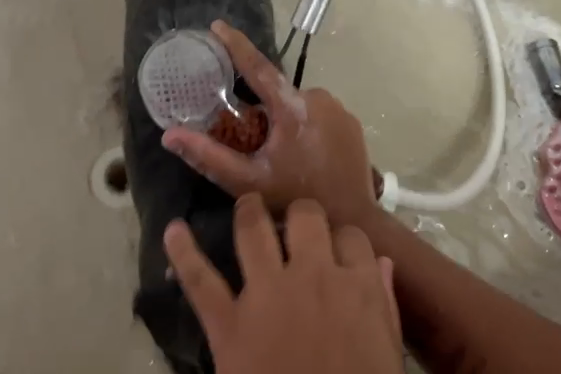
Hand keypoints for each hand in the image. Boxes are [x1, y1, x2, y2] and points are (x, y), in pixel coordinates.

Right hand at [163, 21, 381, 228]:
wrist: (353, 223)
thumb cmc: (295, 200)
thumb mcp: (246, 182)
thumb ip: (207, 156)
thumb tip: (170, 136)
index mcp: (291, 107)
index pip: (257, 66)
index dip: (235, 44)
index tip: (217, 26)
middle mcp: (318, 98)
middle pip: (277, 92)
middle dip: (262, 109)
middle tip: (252, 140)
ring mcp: (339, 109)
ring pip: (298, 104)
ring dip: (285, 120)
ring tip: (281, 157)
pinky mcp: (352, 122)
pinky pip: (319, 114)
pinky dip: (306, 127)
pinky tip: (304, 156)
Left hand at [165, 195, 402, 373]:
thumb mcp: (388, 355)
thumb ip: (383, 307)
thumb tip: (379, 264)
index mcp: (356, 288)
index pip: (352, 238)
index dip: (343, 240)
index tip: (338, 248)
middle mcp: (312, 275)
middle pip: (306, 217)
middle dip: (302, 215)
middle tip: (296, 224)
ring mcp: (266, 294)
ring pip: (254, 230)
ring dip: (249, 212)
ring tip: (247, 205)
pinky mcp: (228, 322)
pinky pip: (201, 280)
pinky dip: (183, 254)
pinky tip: (172, 231)